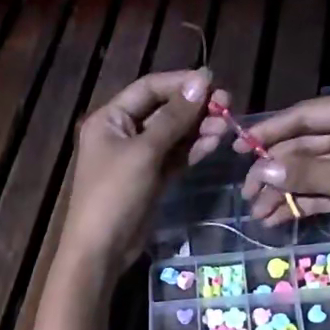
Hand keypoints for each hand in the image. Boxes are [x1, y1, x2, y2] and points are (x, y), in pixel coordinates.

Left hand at [57, 69, 229, 277]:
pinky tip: (213, 143)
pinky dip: (192, 150)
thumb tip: (202, 81)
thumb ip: (174, 117)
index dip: (181, 84)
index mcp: (110, 119)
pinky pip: (174, 158)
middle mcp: (123, 133)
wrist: (102, 249)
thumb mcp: (144, 152)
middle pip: (163, 111)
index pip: (149, 89)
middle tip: (227, 106)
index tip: (214, 82)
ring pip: (172, 136)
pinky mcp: (151, 181)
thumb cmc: (115, 194)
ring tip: (226, 127)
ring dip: (198, 129)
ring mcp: (138, 159)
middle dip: (194, 108)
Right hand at [237, 89, 329, 261]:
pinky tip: (280, 218)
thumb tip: (261, 169)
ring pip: (317, 174)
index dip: (271, 130)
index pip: (308, 115)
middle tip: (246, 193)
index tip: (238, 148)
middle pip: (309, 146)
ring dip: (287, 192)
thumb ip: (305, 172)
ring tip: (258, 214)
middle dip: (276, 170)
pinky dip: (306, 204)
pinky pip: (329, 193)